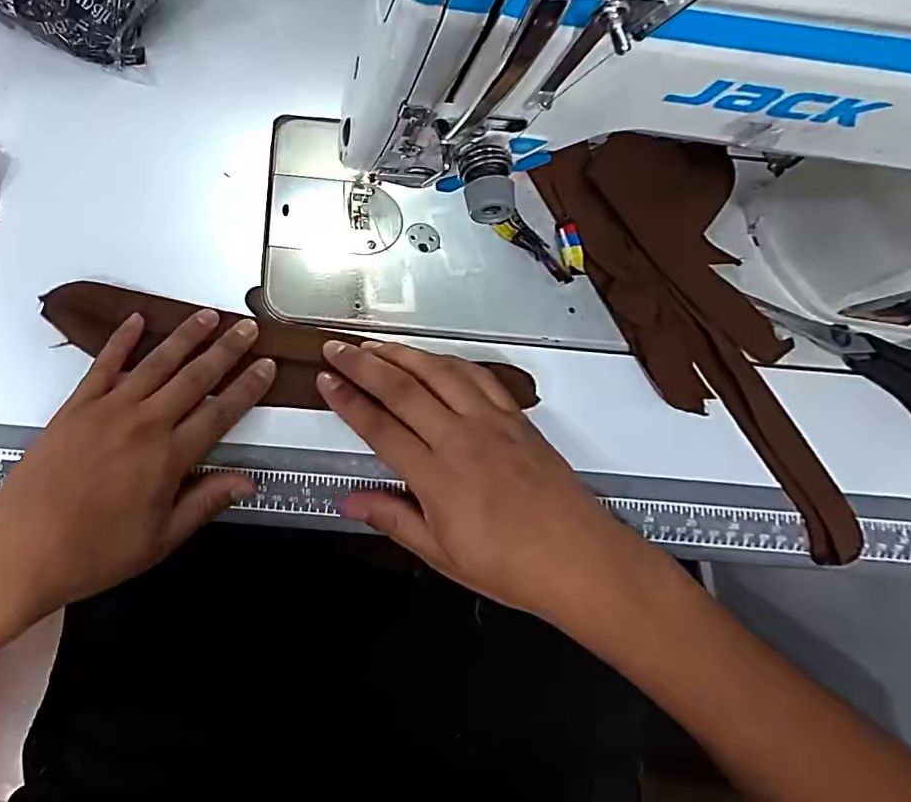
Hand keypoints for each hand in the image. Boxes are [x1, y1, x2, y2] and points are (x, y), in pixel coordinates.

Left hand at [0, 309, 273, 670]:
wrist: (21, 548)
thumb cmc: (92, 552)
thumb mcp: (159, 541)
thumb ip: (204, 503)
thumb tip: (245, 482)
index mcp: (169, 458)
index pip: (220, 412)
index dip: (247, 388)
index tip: (265, 367)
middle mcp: (145, 424)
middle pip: (195, 377)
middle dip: (226, 349)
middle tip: (246, 328)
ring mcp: (109, 409)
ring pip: (157, 362)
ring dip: (186, 336)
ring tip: (207, 315)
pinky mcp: (78, 404)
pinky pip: (105, 363)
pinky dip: (122, 339)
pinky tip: (137, 320)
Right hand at [318, 339, 668, 632]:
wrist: (583, 561)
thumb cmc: (511, 566)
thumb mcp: (442, 554)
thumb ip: (393, 518)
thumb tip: (348, 501)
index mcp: (437, 477)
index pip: (379, 427)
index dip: (348, 401)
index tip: (326, 381)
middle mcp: (460, 439)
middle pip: (401, 389)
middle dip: (362, 364)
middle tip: (336, 348)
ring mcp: (491, 423)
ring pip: (437, 373)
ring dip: (401, 353)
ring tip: (373, 344)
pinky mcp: (516, 418)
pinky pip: (477, 376)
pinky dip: (448, 360)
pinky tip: (432, 357)